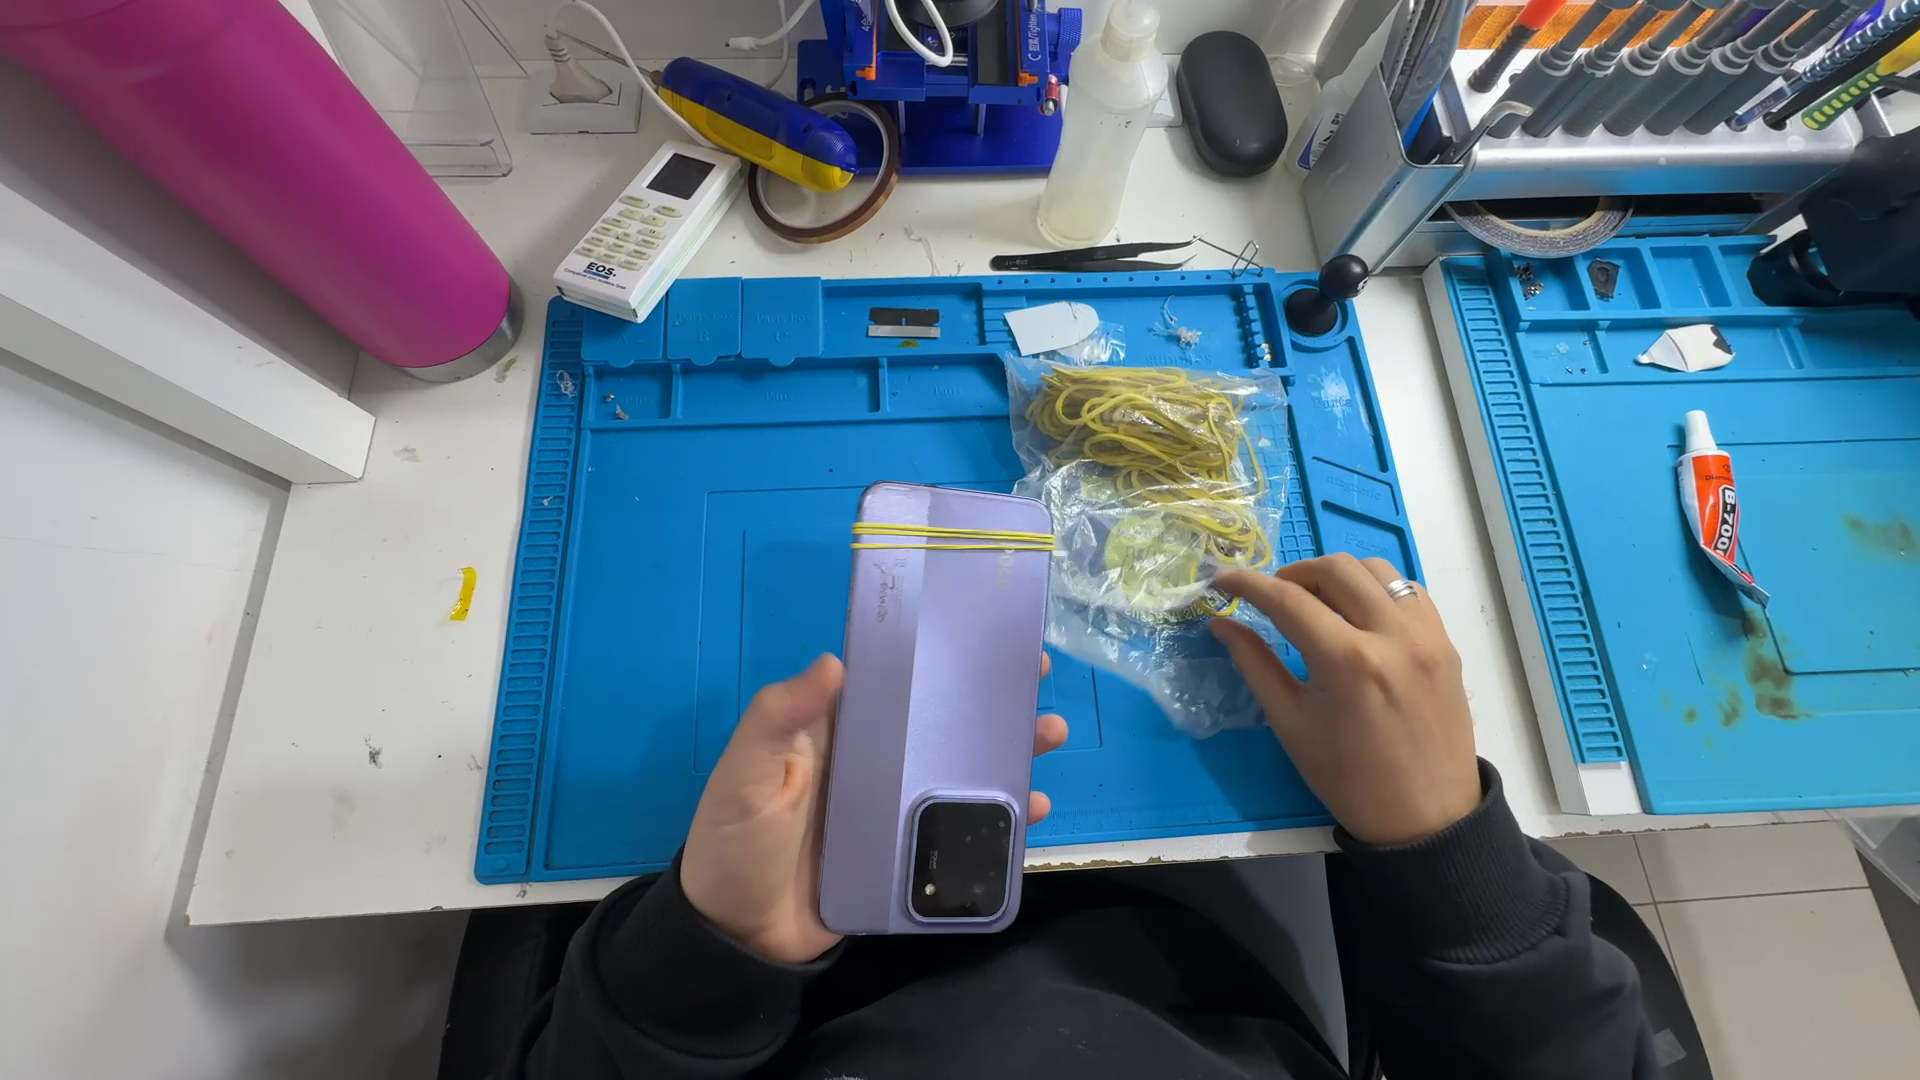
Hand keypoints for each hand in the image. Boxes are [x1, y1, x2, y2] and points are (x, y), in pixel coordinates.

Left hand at [680, 652, 1069, 963]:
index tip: (985, 637)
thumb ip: (778, 715)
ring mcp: (899, 807)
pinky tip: (1032, 813)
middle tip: (1037, 681)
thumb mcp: (746, 770)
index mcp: (843, 729)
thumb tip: (834, 660)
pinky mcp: (912, 852)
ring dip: (1007, 753)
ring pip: (964, 771)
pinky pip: (964, 829)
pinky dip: (1000, 819)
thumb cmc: (735, 838)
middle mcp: (879, 760)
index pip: (898, 681)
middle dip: (991, 702)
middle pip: (944, 723)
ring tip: (1048, 737)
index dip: (939, 658)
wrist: (737, 936)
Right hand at [1211, 556, 1479, 846]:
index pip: (1288, 600)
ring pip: (1376, 569)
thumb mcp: (1289, 721)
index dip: (1248, 584)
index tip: (1222, 581)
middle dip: (1291, 573)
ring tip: (1313, 602)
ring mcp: (1428, 636)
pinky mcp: (1446, 644)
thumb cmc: (1347, 777)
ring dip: (1334, 575)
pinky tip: (1355, 614)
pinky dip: (1374, 589)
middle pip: (1335, 569)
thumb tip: (1222, 624)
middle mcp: (1394, 636)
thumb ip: (1254, 663)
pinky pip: (1407, 591)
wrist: (1427, 820)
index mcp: (1348, 662)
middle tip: (1270, 597)